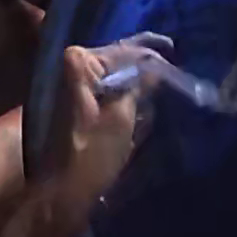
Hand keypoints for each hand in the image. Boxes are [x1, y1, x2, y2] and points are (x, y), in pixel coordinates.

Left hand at [16, 33, 167, 236]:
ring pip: (113, 70)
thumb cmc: (91, 150)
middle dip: (143, 59)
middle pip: (116, 56)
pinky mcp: (78, 97)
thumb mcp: (121, 118)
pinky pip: (107, 84)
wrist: (63, 185)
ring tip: (164, 72)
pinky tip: (145, 89)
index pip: (123, 50)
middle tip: (172, 55)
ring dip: (135, 73)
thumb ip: (137, 87)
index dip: (150, 52)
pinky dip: (125, 87)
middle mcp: (74, 62)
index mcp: (80, 61)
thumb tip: (154, 66)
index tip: (173, 50)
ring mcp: (74, 79)